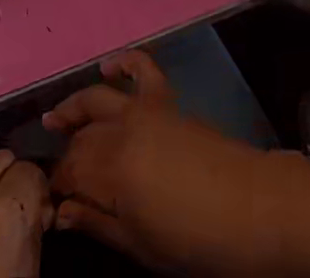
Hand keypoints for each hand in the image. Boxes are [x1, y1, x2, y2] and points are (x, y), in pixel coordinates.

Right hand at [44, 51, 309, 277]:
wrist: (257, 209)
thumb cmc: (198, 240)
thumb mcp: (142, 246)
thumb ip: (97, 223)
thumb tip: (60, 212)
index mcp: (112, 170)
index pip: (68, 172)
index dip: (56, 187)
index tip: (51, 204)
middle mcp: (121, 130)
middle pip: (80, 138)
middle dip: (66, 156)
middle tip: (61, 178)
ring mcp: (145, 109)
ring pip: (96, 99)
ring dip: (73, 108)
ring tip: (56, 119)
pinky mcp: (167, 99)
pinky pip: (142, 69)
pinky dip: (124, 63)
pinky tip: (109, 66)